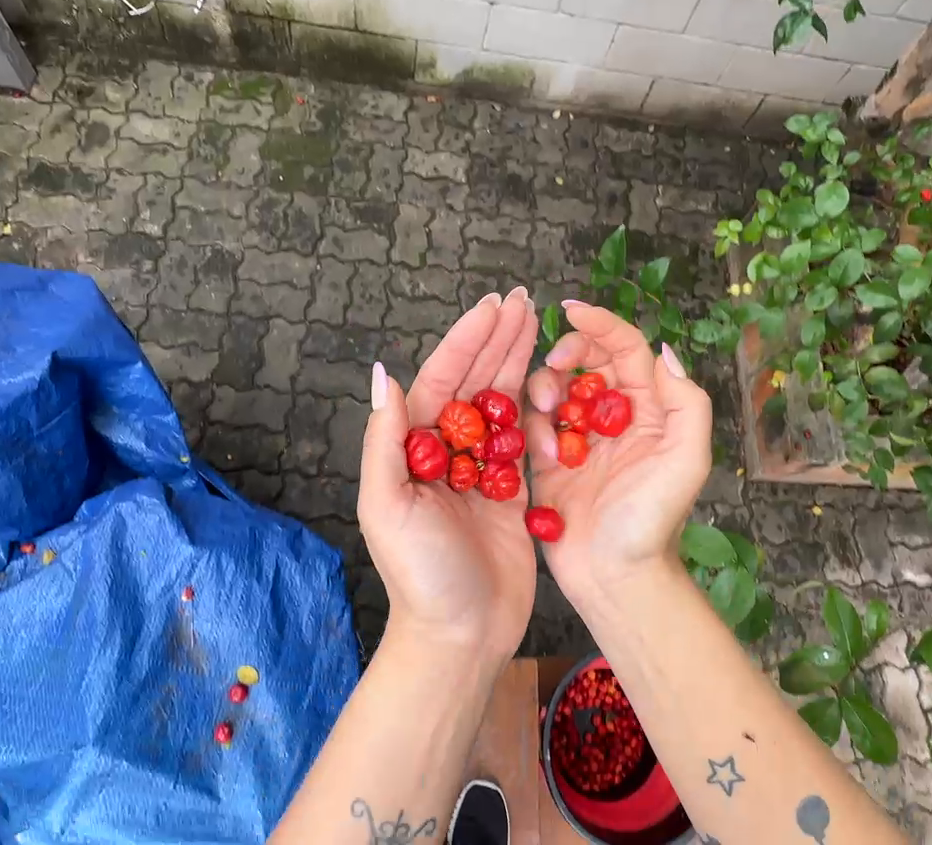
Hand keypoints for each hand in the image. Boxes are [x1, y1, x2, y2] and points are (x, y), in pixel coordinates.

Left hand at [357, 288, 539, 667]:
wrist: (462, 633)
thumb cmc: (421, 574)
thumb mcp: (389, 506)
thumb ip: (386, 441)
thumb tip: (383, 374)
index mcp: (413, 449)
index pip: (441, 379)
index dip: (466, 340)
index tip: (490, 306)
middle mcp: (445, 452)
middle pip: (472, 382)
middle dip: (495, 339)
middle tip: (520, 299)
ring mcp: (480, 469)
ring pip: (500, 402)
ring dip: (516, 361)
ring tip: (535, 323)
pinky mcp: (511, 490)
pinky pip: (523, 438)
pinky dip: (535, 406)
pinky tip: (548, 376)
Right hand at [523, 302, 713, 611]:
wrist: (617, 578)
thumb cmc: (654, 521)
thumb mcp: (687, 459)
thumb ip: (686, 402)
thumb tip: (664, 350)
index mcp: (650, 409)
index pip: (626, 350)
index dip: (602, 324)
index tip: (571, 309)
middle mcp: (614, 416)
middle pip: (587, 361)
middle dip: (568, 352)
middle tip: (556, 363)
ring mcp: (579, 438)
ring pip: (554, 388)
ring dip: (546, 391)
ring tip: (548, 416)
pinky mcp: (549, 461)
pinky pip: (534, 425)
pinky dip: (535, 429)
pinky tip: (547, 457)